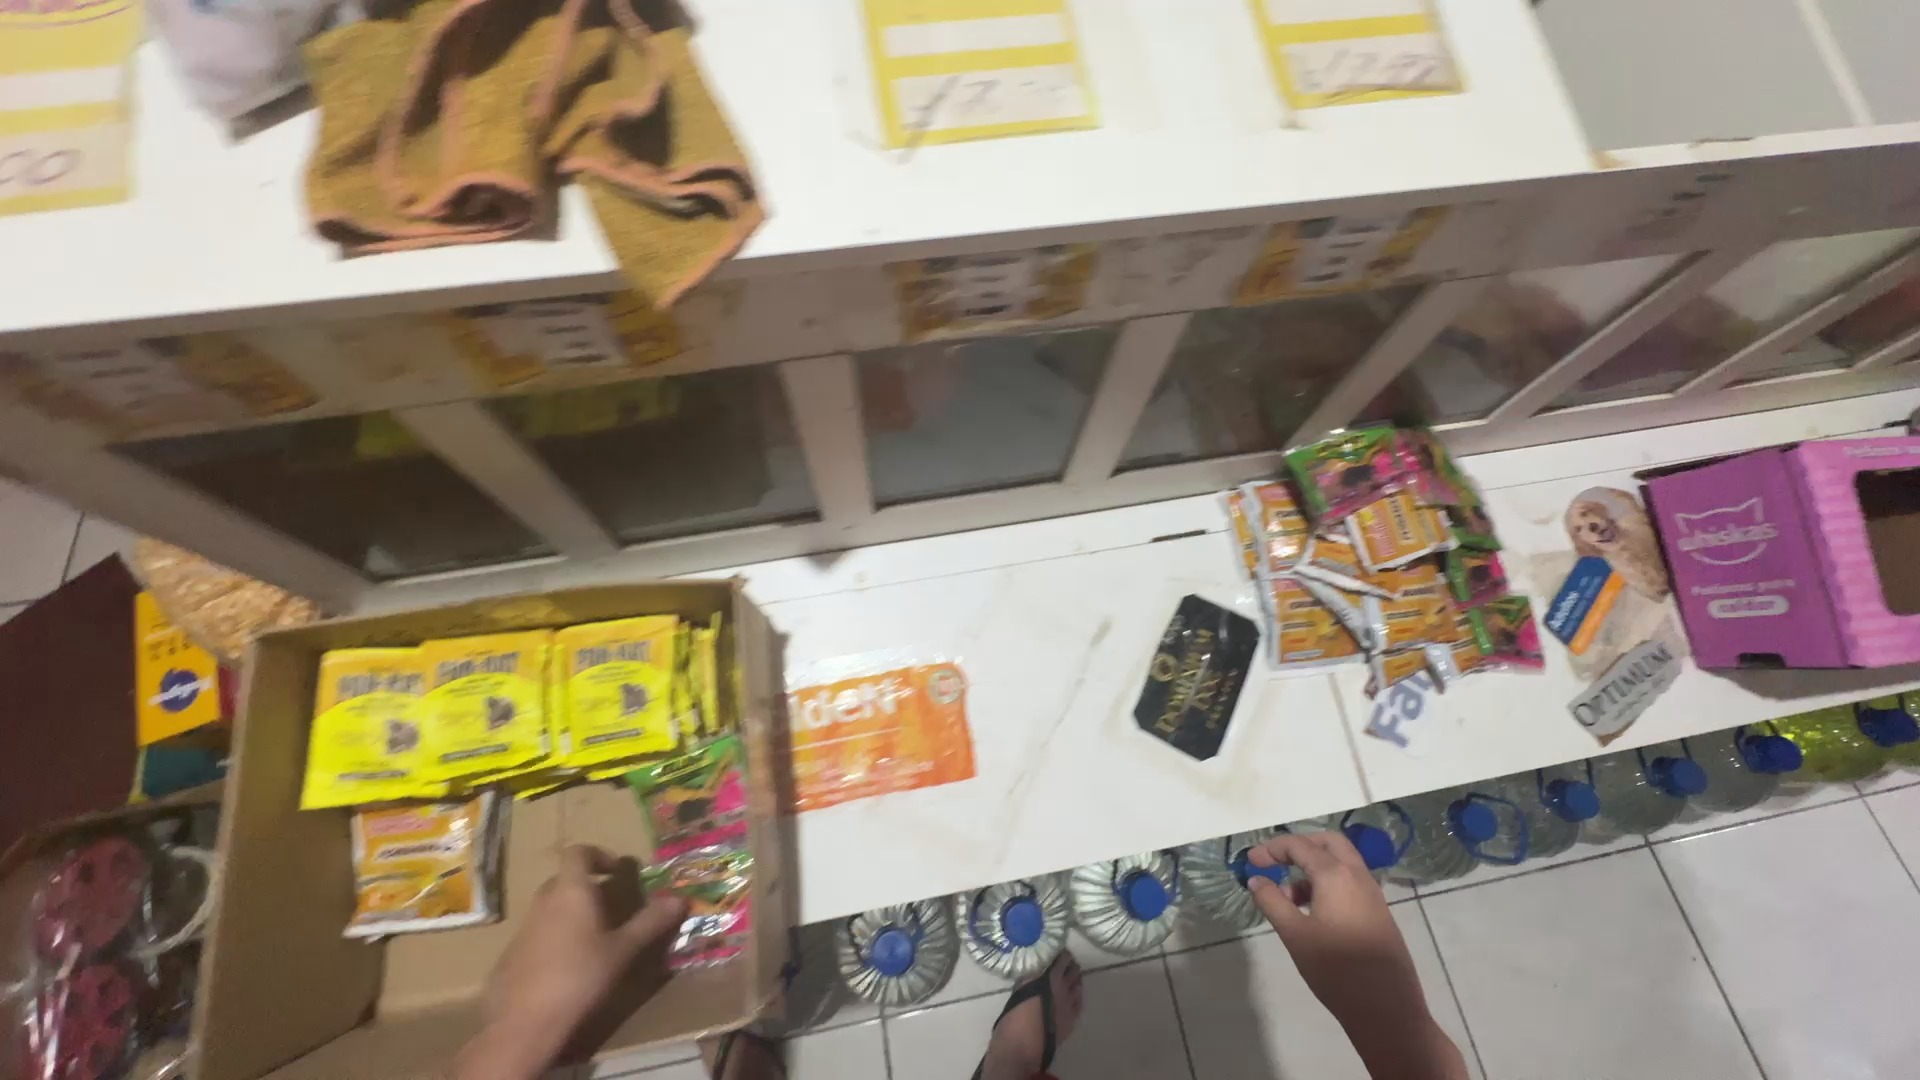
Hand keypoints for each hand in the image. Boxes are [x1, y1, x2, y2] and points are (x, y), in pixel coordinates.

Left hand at [453, 845, 687, 1079]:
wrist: (523, 1027)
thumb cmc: (580, 976)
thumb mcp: (624, 949)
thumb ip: (651, 921)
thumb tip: (680, 899)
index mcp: (571, 891)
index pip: (578, 853)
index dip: (599, 855)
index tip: (617, 872)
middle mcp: (543, 903)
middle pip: (563, 880)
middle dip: (587, 887)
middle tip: (611, 907)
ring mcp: (522, 931)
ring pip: (549, 909)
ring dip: (570, 914)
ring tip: (593, 940)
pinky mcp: (510, 958)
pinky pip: (536, 936)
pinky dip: (554, 940)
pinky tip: (568, 969)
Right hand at [1247, 832, 1466, 1079]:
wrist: (1389, 1014)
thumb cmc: (1337, 970)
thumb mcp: (1294, 935)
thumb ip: (1272, 901)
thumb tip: (1256, 880)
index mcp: (1336, 875)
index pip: (1299, 845)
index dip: (1271, 849)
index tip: (1251, 862)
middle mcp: (1358, 877)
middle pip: (1328, 843)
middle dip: (1299, 846)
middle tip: (1276, 862)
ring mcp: (1373, 896)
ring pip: (1342, 863)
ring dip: (1313, 867)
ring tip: (1289, 898)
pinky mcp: (1379, 915)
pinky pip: (1350, 883)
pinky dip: (1328, 884)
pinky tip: (1313, 913)